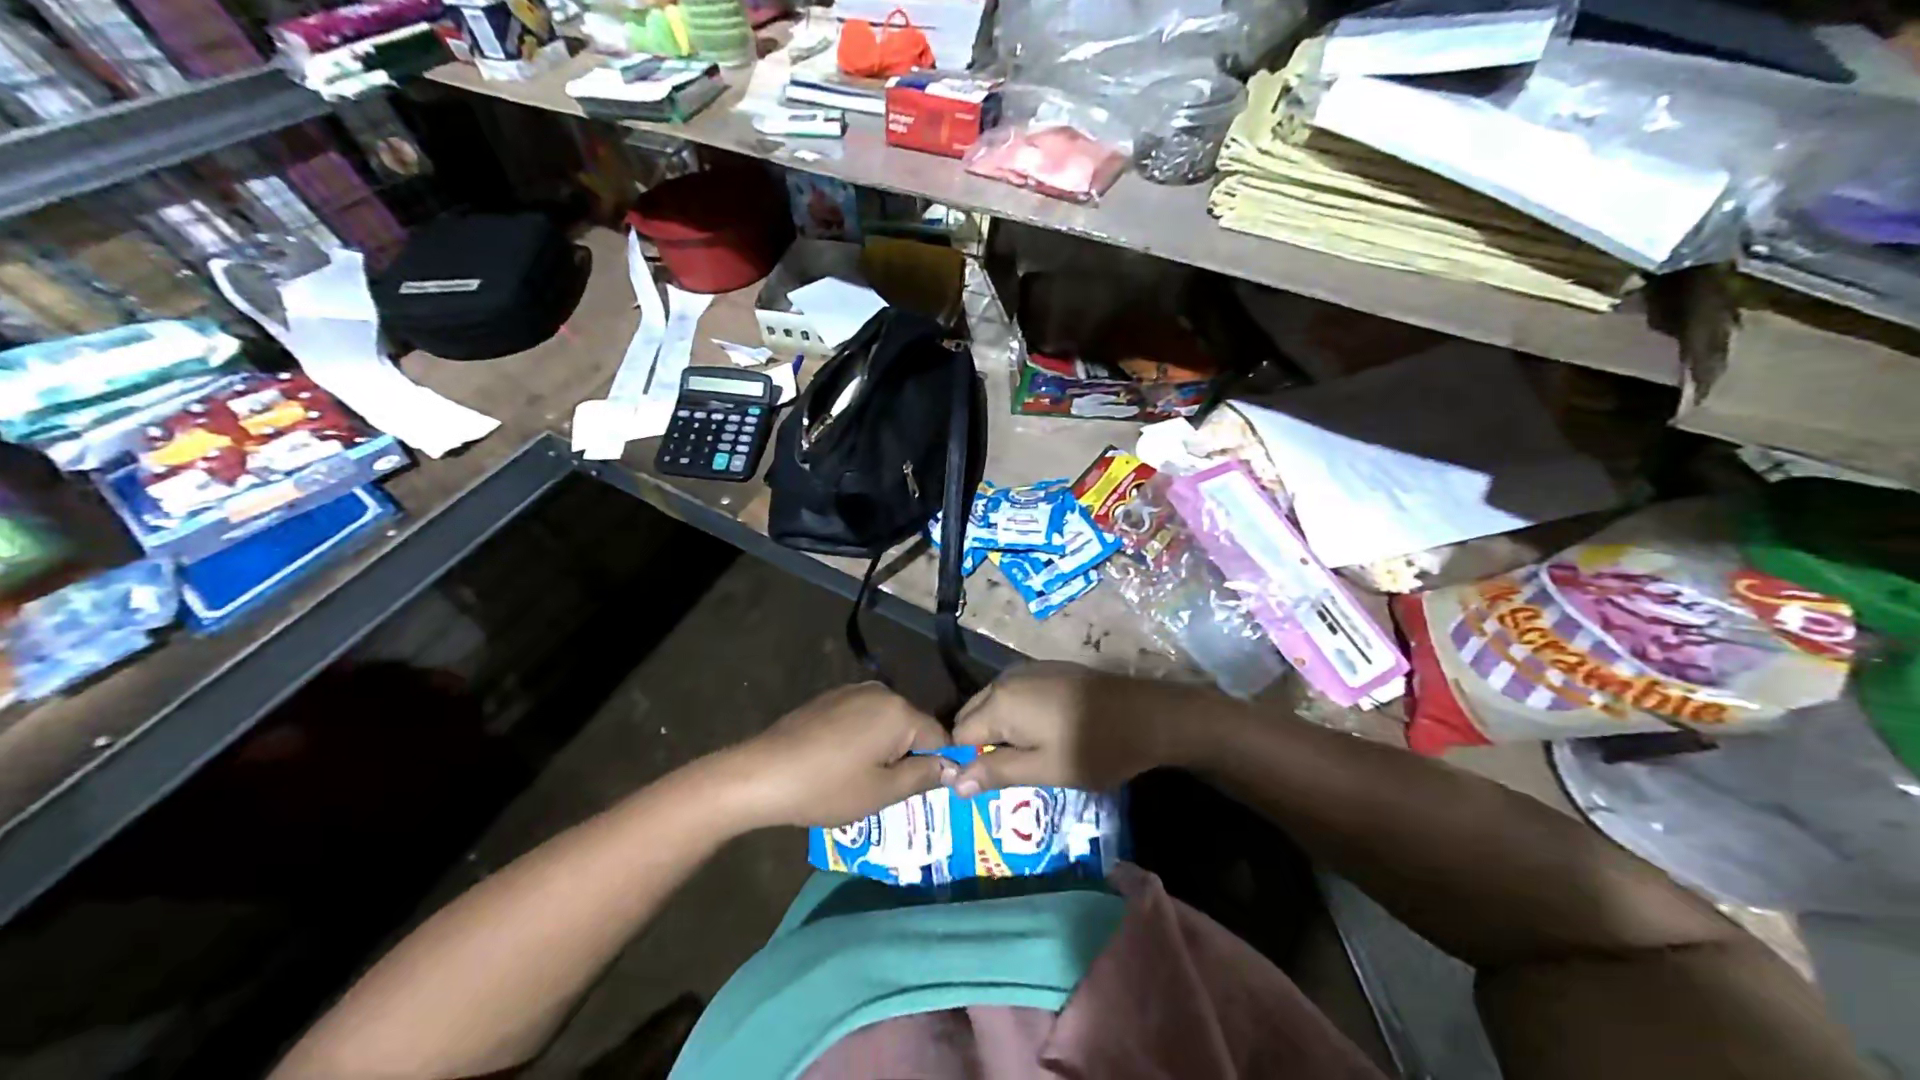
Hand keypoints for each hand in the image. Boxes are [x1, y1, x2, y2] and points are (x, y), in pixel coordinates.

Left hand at [711, 683, 954, 828]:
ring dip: (885, 748)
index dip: (939, 767)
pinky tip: (842, 763)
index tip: (927, 793)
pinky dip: (863, 739)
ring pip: (887, 723)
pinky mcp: (830, 698)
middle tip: (893, 792)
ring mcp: (852, 691)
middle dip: (910, 756)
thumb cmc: (827, 787)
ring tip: (865, 781)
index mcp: (900, 711)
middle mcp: (881, 692)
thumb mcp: (882, 792)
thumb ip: (923, 776)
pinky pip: (863, 718)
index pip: (940, 738)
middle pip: (913, 727)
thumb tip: (952, 767)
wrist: (761, 774)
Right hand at [947, 663, 1204, 795]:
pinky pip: (1014, 695)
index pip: (958, 736)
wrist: (1150, 715)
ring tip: (1021, 761)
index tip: (982, 788)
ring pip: (993, 705)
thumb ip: (997, 772)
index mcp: (1000, 702)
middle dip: (979, 746)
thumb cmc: (1096, 748)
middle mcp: (1006, 679)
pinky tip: (1040, 736)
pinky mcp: (1047, 670)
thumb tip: (953, 781)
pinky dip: (1015, 717)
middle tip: (1001, 778)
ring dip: (998, 732)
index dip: (965, 764)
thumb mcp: (1045, 769)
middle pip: (972, 716)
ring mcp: (1028, 671)